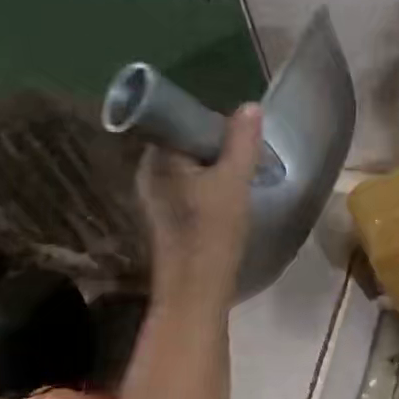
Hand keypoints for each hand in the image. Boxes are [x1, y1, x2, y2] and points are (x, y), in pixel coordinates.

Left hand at [136, 103, 262, 301]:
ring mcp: (154, 195)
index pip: (183, 120)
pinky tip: (229, 198)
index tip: (240, 139)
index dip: (214, 123)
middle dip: (218, 146)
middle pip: (187, 142)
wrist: (195, 292)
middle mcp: (149, 172)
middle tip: (247, 158)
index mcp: (158, 158)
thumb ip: (242, 141)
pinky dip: (209, 185)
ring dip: (216, 167)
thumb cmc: (212, 232)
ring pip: (190, 165)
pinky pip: (188, 185)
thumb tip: (249, 107)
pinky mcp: (165, 214)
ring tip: (241, 177)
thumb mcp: (234, 180)